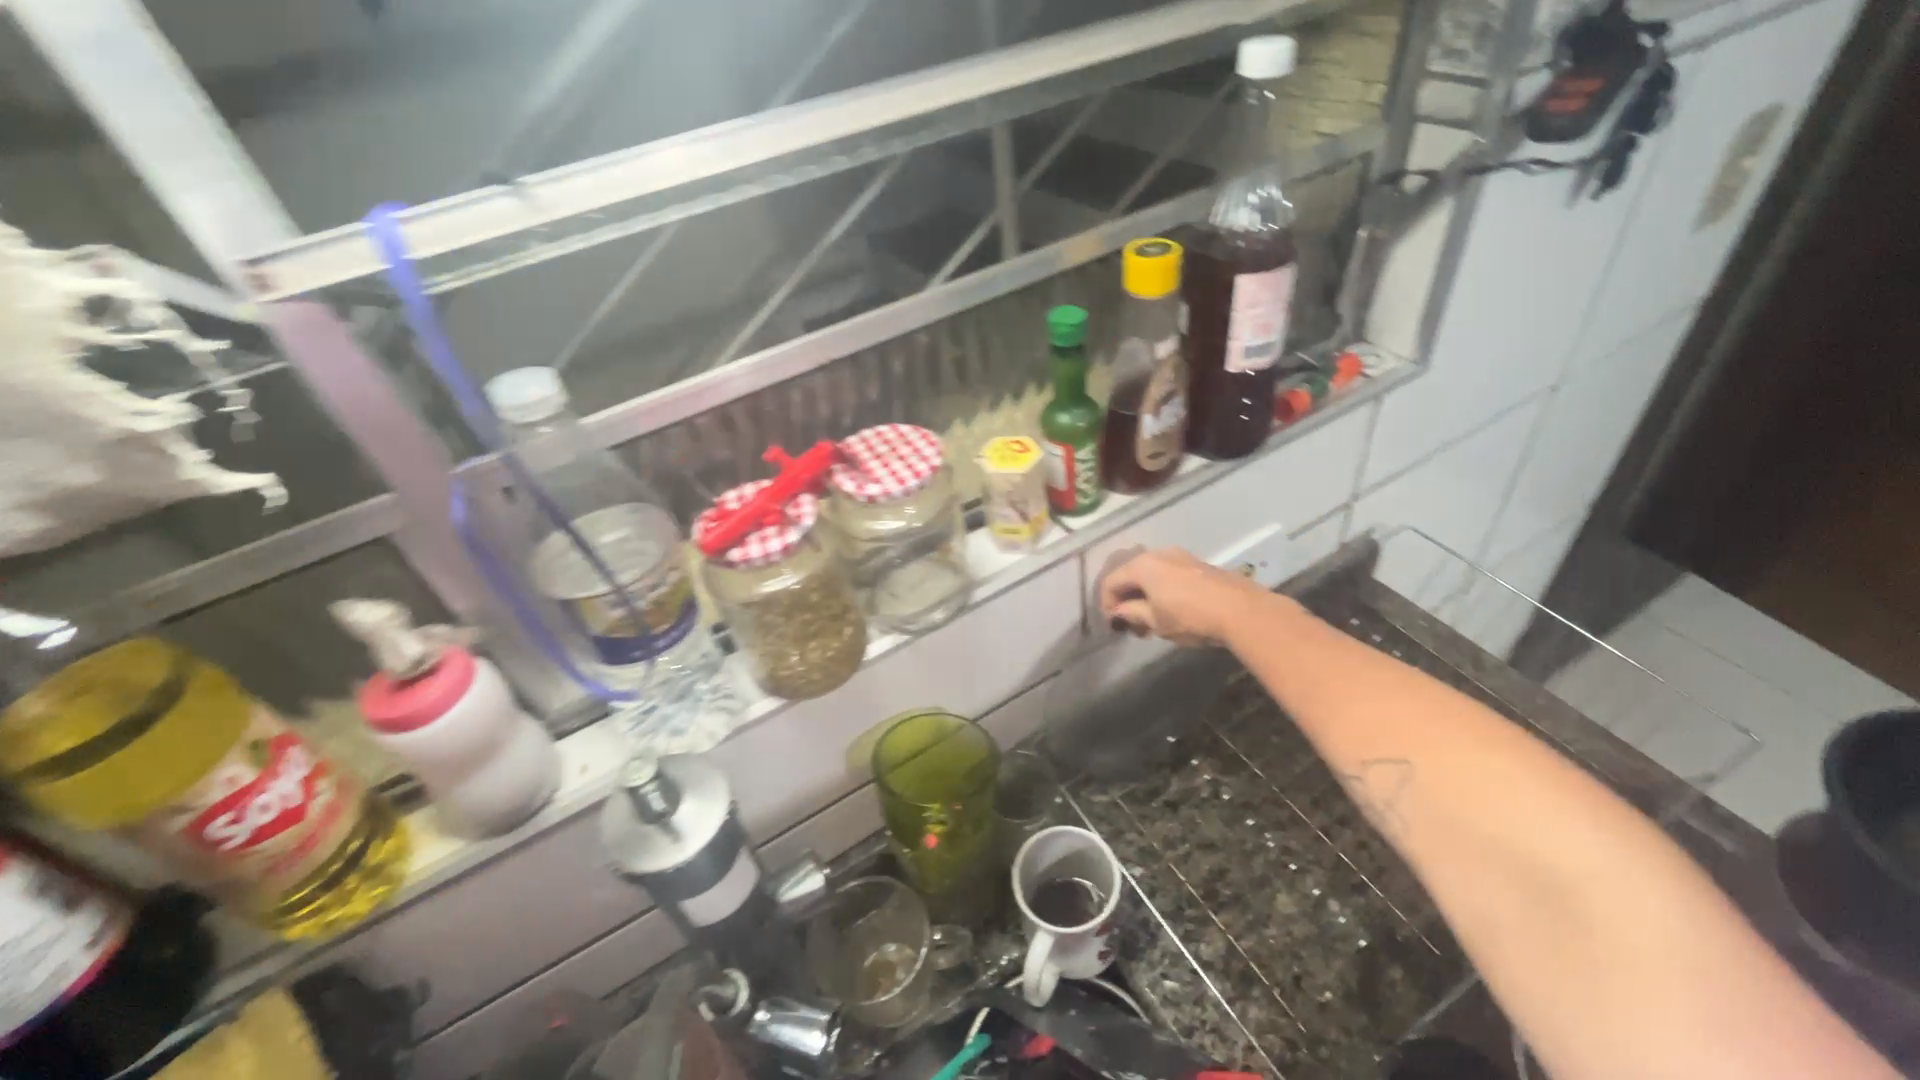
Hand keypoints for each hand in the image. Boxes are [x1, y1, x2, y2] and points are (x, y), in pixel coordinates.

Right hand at [1097, 547, 1283, 646]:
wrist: (1240, 609)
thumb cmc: (1189, 616)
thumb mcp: (1155, 621)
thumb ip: (1131, 614)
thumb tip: (1119, 611)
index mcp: (1141, 566)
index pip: (1111, 582)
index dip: (1106, 604)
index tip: (1113, 625)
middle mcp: (1158, 554)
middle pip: (1131, 575)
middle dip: (1127, 600)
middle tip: (1132, 626)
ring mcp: (1181, 556)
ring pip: (1151, 574)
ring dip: (1145, 595)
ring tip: (1152, 621)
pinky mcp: (1198, 564)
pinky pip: (1169, 574)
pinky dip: (1162, 590)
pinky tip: (1171, 609)